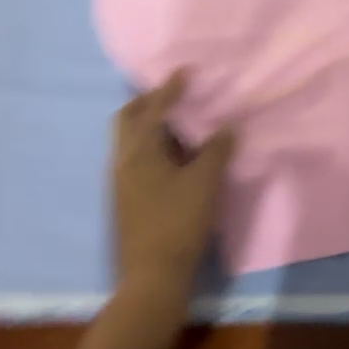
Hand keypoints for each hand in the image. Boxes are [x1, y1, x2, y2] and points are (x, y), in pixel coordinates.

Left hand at [110, 70, 236, 289]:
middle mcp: (123, 160)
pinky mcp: (127, 200)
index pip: (153, 107)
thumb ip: (217, 149)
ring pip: (130, 140)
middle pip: (128, 119)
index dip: (170, 87)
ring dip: (151, 125)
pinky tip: (177, 157)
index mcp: (139, 150)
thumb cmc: (178, 222)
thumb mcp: (205, 182)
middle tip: (174, 94)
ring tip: (182, 123)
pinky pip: (137, 159)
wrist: (153, 278)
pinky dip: (153, 146)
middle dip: (148, 102)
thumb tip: (227, 128)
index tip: (185, 71)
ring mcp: (121, 182)